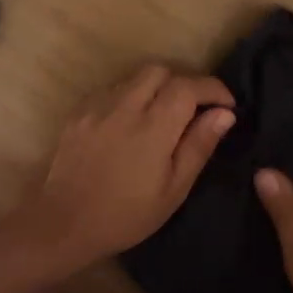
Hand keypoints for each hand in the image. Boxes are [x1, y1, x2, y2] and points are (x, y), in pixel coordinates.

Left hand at [31, 65, 235, 259]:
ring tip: (162, 117)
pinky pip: (108, 91)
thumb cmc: (127, 214)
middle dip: (182, 82)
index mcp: (151, 127)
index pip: (187, 86)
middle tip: (194, 109)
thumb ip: (198, 146)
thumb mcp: (173, 189)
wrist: (66, 222)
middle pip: (158, 71)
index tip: (226, 104)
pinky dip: (126, 97)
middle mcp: (122, 107)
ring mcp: (95, 107)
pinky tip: (129, 123)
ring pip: (131, 78)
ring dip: (153, 89)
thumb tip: (224, 113)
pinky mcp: (76, 114)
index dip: (212, 88)